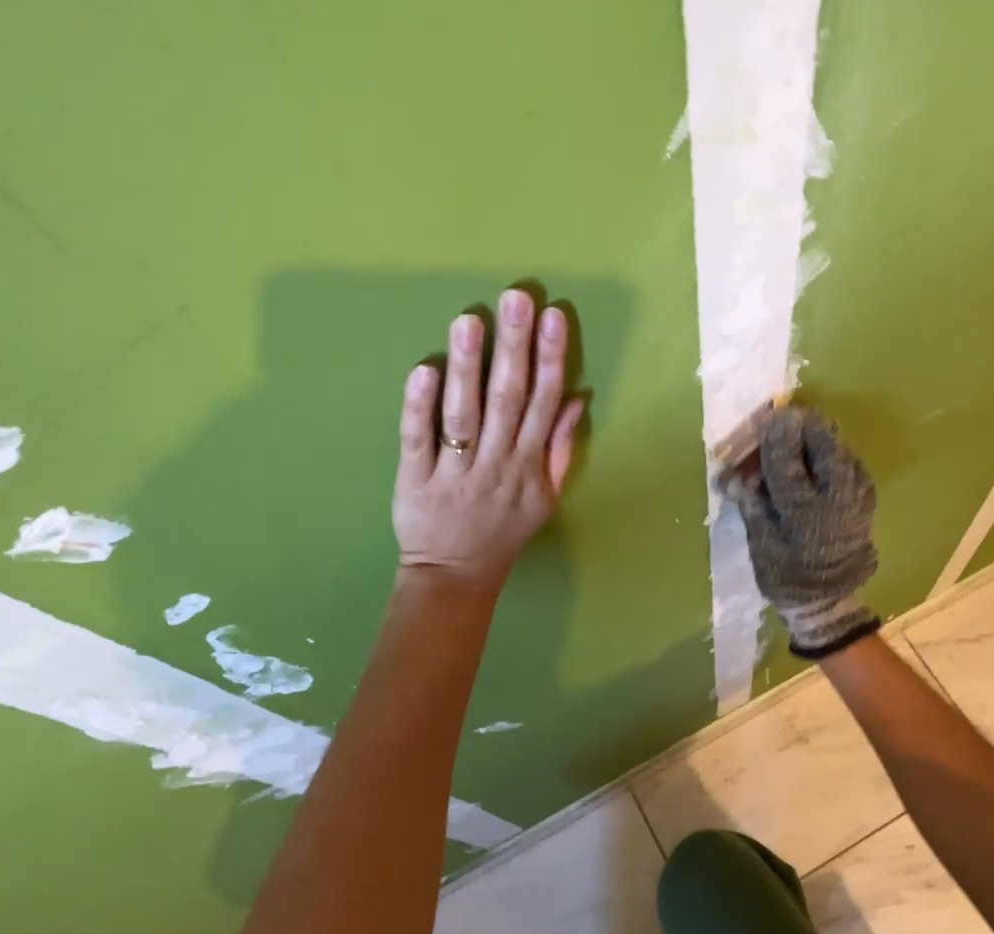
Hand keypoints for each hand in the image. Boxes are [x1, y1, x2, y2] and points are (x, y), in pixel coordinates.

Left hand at [393, 289, 585, 587]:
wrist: (457, 575)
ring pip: (464, 415)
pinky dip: (420, 407)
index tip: (554, 317)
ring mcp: (456, 472)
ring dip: (468, 367)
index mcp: (529, 466)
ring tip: (469, 320)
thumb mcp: (546, 496)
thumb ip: (560, 448)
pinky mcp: (416, 480)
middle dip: (514, 348)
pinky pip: (419, 441)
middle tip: (516, 298)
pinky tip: (424, 370)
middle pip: (508, 400)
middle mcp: (497, 464)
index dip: (550, 359)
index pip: (543, 404)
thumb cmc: (504, 530)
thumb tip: (577, 398)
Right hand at [720, 405, 881, 657]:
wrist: (827, 602)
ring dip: (824, 438)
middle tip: (791, 416)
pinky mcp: (867, 503)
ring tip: (807, 431)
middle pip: (825, 446)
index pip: (788, 460)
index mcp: (802, 509)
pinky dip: (838, 455)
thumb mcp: (760, 542)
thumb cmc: (785, 576)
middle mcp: (834, 499)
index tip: (769, 416)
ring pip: (843, 453)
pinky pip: (854, 468)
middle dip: (807, 426)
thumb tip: (731, 473)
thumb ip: (750, 502)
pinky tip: (824, 456)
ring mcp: (856, 499)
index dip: (777, 435)